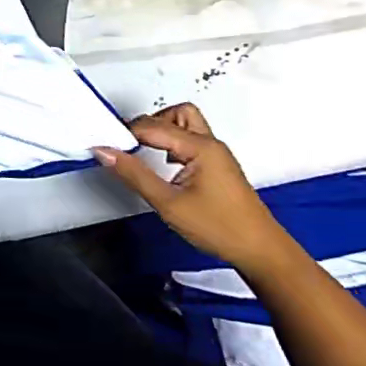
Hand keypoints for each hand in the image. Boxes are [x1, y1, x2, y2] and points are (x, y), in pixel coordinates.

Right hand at [94, 103, 298, 273]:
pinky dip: (172, 142)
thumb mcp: (168, 203)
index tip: (106, 145)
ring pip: (185, 123)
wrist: (261, 252)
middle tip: (128, 144)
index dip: (126, 134)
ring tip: (144, 151)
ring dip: (162, 130)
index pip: (153, 127)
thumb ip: (133, 173)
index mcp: (200, 148)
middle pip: (175, 113)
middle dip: (148, 123)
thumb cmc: (221, 228)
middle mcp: (210, 144)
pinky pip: (190, 139)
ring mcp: (216, 154)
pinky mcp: (217, 165)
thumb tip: (105, 152)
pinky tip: (163, 163)